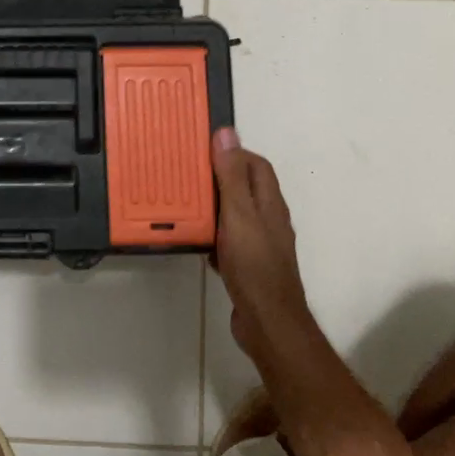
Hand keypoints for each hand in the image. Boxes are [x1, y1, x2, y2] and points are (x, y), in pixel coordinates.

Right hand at [212, 128, 314, 368]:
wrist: (267, 322)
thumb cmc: (254, 265)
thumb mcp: (238, 214)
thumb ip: (231, 176)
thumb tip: (227, 133)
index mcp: (269, 204)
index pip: (257, 165)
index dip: (234, 152)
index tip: (204, 150)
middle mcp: (269, 220)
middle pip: (245, 188)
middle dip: (219, 178)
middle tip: (188, 174)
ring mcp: (260, 245)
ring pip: (235, 215)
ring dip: (214, 207)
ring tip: (185, 203)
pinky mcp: (249, 266)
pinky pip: (229, 241)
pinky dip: (212, 235)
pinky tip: (195, 240)